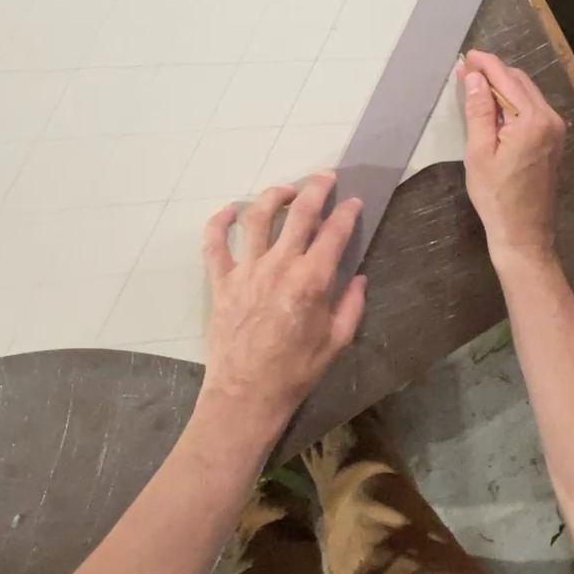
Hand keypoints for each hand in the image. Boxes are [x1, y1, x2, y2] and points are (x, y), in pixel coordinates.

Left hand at [198, 173, 366, 431]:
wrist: (247, 395)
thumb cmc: (296, 371)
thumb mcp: (337, 341)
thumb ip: (352, 305)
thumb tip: (358, 278)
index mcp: (312, 281)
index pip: (334, 233)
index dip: (347, 212)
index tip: (354, 202)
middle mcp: (280, 266)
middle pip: (299, 213)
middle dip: (316, 189)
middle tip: (325, 178)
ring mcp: (247, 271)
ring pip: (258, 218)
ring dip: (274, 196)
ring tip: (286, 190)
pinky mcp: (222, 281)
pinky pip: (215, 244)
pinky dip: (219, 222)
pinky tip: (229, 211)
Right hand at [458, 49, 565, 263]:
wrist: (525, 234)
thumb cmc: (497, 197)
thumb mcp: (479, 153)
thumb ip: (479, 111)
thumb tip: (475, 78)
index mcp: (532, 120)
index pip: (506, 80)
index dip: (485, 65)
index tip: (467, 56)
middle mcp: (550, 119)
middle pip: (520, 83)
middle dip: (494, 72)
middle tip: (467, 69)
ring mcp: (556, 130)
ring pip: (528, 95)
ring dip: (504, 86)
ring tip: (476, 84)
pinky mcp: (554, 141)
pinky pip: (533, 110)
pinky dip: (514, 102)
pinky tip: (495, 106)